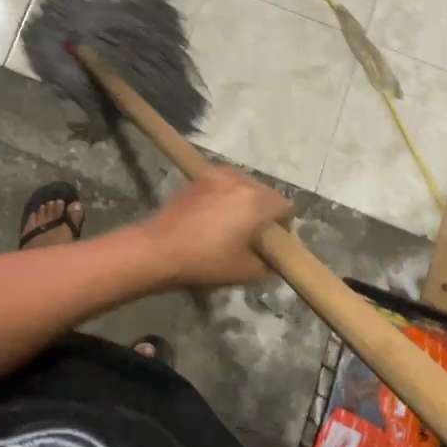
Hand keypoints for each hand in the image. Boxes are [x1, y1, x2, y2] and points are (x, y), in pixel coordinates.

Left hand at [135, 165, 292, 287]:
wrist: (160, 247)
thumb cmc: (206, 260)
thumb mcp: (247, 271)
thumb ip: (268, 263)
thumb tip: (270, 257)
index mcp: (257, 201)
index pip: (286, 207)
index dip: (285, 226)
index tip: (274, 243)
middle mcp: (240, 180)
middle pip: (265, 192)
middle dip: (265, 211)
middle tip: (255, 235)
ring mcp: (216, 174)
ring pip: (243, 184)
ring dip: (245, 200)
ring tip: (234, 223)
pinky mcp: (197, 177)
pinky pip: (222, 183)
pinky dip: (226, 195)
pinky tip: (214, 214)